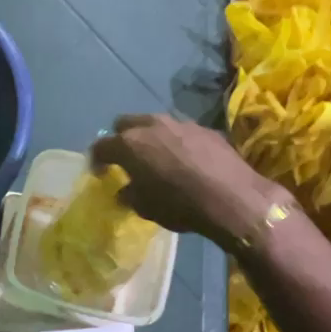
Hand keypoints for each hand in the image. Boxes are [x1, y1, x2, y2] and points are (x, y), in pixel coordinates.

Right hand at [90, 114, 288, 244]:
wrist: (233, 198)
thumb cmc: (180, 205)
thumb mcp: (145, 208)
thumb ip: (130, 194)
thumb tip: (125, 191)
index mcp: (129, 144)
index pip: (101, 146)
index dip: (97, 160)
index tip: (101, 173)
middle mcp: (151, 126)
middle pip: (125, 124)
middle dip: (121, 139)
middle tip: (127, 160)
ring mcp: (180, 123)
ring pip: (155, 124)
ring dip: (151, 138)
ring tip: (158, 159)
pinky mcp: (205, 128)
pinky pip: (181, 131)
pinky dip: (176, 143)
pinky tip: (187, 161)